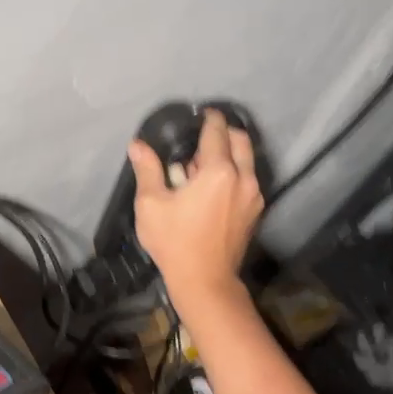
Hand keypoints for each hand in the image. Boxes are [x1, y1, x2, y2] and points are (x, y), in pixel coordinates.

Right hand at [128, 109, 262, 303]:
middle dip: (223, 133)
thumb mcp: (151, 205)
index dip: (209, 119)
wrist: (204, 280)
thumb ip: (148, 170)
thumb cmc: (174, 241)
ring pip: (247, 160)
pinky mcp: (254, 211)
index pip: (217, 132)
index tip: (201, 113)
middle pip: (241, 140)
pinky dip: (234, 173)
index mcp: (218, 171)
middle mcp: (243, 177)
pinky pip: (247, 180)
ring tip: (203, 166)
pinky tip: (213, 188)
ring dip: (229, 155)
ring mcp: (253, 195)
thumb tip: (138, 145)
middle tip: (202, 138)